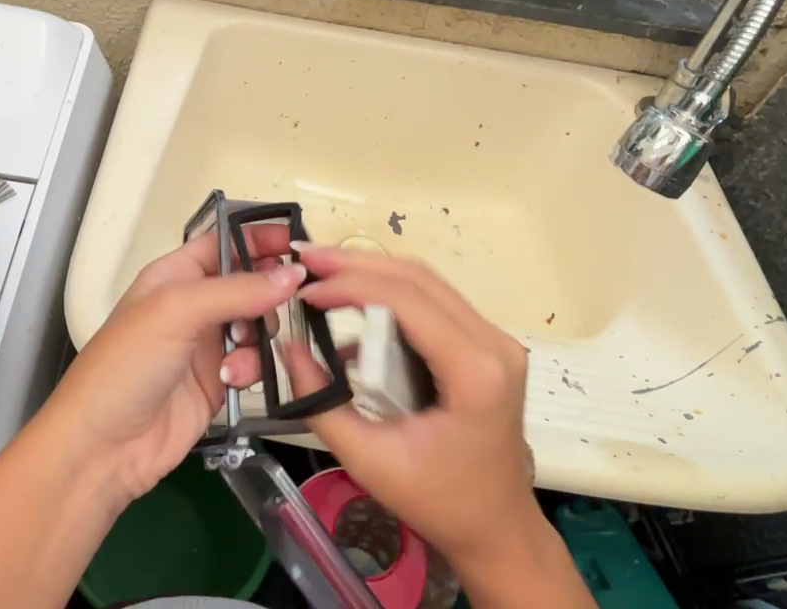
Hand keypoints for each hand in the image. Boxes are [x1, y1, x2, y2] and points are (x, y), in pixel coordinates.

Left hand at [39, 225, 305, 501]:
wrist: (104, 446)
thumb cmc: (128, 364)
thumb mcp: (177, 312)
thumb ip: (237, 290)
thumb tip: (293, 274)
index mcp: (176, 274)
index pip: (225, 241)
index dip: (259, 237)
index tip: (299, 243)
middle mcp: (194, 303)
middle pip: (249, 282)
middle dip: (269, 290)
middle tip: (290, 299)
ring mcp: (207, 343)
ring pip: (258, 323)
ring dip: (259, 334)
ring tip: (244, 348)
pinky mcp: (219, 381)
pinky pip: (253, 362)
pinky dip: (251, 367)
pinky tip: (233, 380)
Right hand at [281, 246, 540, 570]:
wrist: (498, 529)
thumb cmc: (439, 501)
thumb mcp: (370, 460)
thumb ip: (323, 404)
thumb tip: (289, 348)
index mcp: (476, 372)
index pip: (408, 301)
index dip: (352, 285)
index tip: (306, 291)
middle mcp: (494, 343)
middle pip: (418, 279)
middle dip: (356, 264)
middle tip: (305, 258)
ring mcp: (496, 340)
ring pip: (426, 282)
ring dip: (372, 272)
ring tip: (322, 271)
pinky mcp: (487, 344)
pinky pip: (434, 301)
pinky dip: (390, 292)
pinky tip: (353, 302)